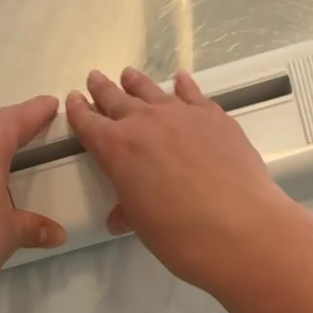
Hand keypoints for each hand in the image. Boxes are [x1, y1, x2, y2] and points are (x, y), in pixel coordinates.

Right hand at [65, 68, 312, 293]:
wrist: (238, 228)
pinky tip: (181, 81)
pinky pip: (192, 93)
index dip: (79, 112)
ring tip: (129, 76)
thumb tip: (120, 217)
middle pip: (117, 99)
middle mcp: (145, 123)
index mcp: (117, 150)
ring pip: (152, 90)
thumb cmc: (181, 236)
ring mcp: (181, 114)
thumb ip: (129, 211)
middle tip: (96, 79)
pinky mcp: (213, 116)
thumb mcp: (144, 226)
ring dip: (137, 83)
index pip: (89, 124)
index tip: (74, 102)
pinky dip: (183, 86)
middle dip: (104, 90)